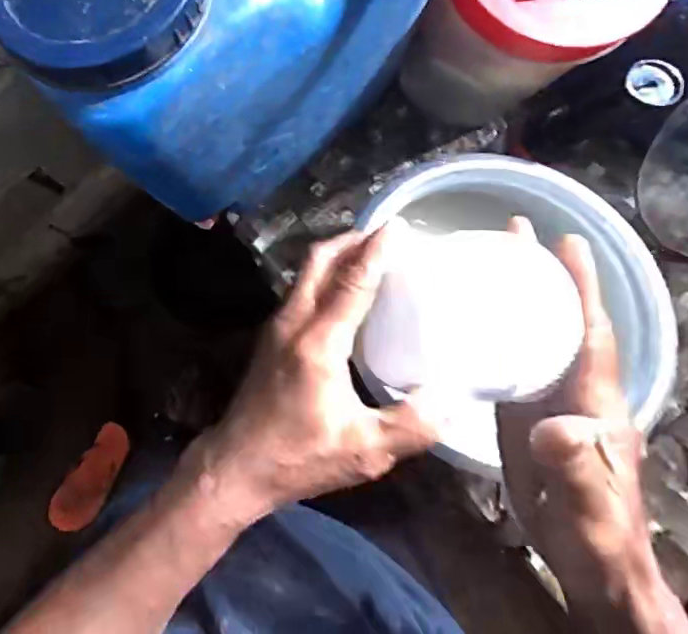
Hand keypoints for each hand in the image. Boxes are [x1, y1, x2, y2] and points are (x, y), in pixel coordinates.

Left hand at [186, 224, 444, 524]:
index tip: (397, 226)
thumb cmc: (300, 455)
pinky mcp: (272, 336)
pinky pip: (301, 290)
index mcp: (317, 342)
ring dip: (335, 256)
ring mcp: (277, 326)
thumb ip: (411, 425)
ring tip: (368, 254)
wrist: (239, 461)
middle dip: (350, 240)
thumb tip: (448, 399)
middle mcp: (292, 322)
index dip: (376, 252)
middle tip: (383, 232)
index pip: (351, 283)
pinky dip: (325, 276)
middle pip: (318, 262)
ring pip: (305, 273)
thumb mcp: (365, 450)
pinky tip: (344, 291)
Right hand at [497, 218, 687, 631]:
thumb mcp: (591, 505)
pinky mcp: (524, 411)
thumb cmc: (598, 535)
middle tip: (515, 231)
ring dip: (520, 292)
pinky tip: (473, 313)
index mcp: (594, 401)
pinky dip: (498, 326)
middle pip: (559, 317)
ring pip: (535, 331)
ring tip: (492, 257)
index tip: (568, 242)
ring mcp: (549, 398)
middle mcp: (574, 388)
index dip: (581, 287)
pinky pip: (512, 356)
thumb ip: (579, 466)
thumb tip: (559, 425)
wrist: (589, 565)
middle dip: (544, 272)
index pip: (589, 331)